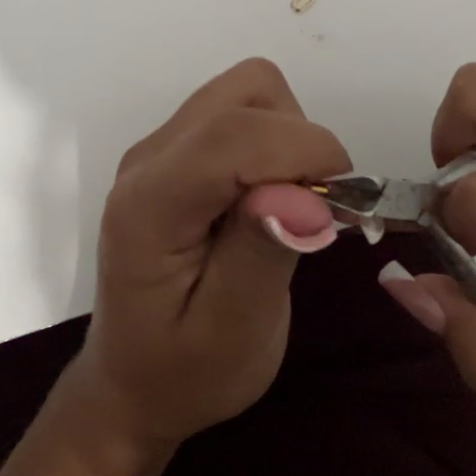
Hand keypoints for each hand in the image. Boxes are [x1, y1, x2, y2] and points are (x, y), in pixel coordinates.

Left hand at [69, 58, 350, 443]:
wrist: (131, 382)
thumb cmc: (183, 372)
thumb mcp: (232, 336)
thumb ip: (261, 257)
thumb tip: (301, 194)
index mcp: (149, 205)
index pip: (232, 136)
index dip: (303, 150)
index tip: (344, 201)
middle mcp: (147, 160)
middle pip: (243, 94)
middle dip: (297, 140)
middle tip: (312, 213)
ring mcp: (158, 151)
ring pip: (245, 92)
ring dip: (287, 138)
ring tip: (290, 208)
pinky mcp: (175, 155)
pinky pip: (238, 114)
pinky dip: (273, 142)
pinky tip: (270, 201)